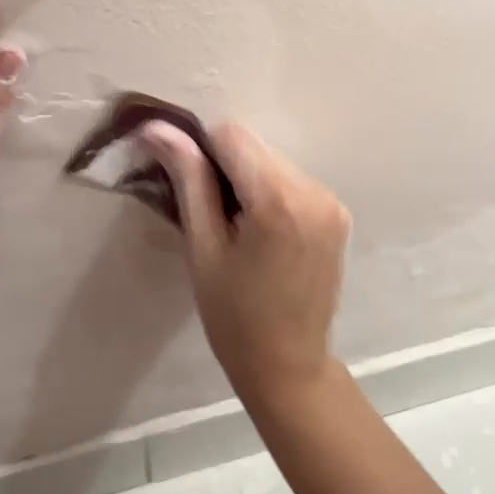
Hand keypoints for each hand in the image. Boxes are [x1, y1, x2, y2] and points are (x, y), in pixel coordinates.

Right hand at [139, 122, 351, 400]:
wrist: (288, 365)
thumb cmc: (233, 316)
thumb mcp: (202, 246)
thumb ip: (187, 179)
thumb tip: (156, 128)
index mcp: (279, 199)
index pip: (231, 134)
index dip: (201, 152)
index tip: (189, 189)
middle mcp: (314, 190)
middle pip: (255, 146)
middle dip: (225, 166)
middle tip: (210, 214)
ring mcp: (331, 201)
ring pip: (273, 160)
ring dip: (247, 178)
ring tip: (236, 228)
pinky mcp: (337, 213)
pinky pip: (293, 180)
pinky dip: (270, 192)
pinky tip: (260, 233)